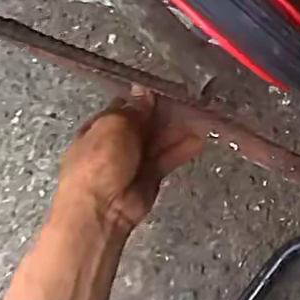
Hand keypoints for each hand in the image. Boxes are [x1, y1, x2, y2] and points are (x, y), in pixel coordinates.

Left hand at [51, 87, 204, 233]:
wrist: (101, 211)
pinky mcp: (150, 177)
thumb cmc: (98, 163)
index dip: (144, 98)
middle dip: (166, 114)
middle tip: (189, 103)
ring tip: (201, 118)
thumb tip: (143, 91)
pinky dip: (182, 150)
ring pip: (159, 141)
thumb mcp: (114, 125)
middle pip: (145, 124)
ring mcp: (133, 161)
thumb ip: (134, 108)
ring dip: (178, 130)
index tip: (166, 89)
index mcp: (99, 128)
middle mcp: (115, 144)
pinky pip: (167, 159)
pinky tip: (198, 140)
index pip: (124, 108)